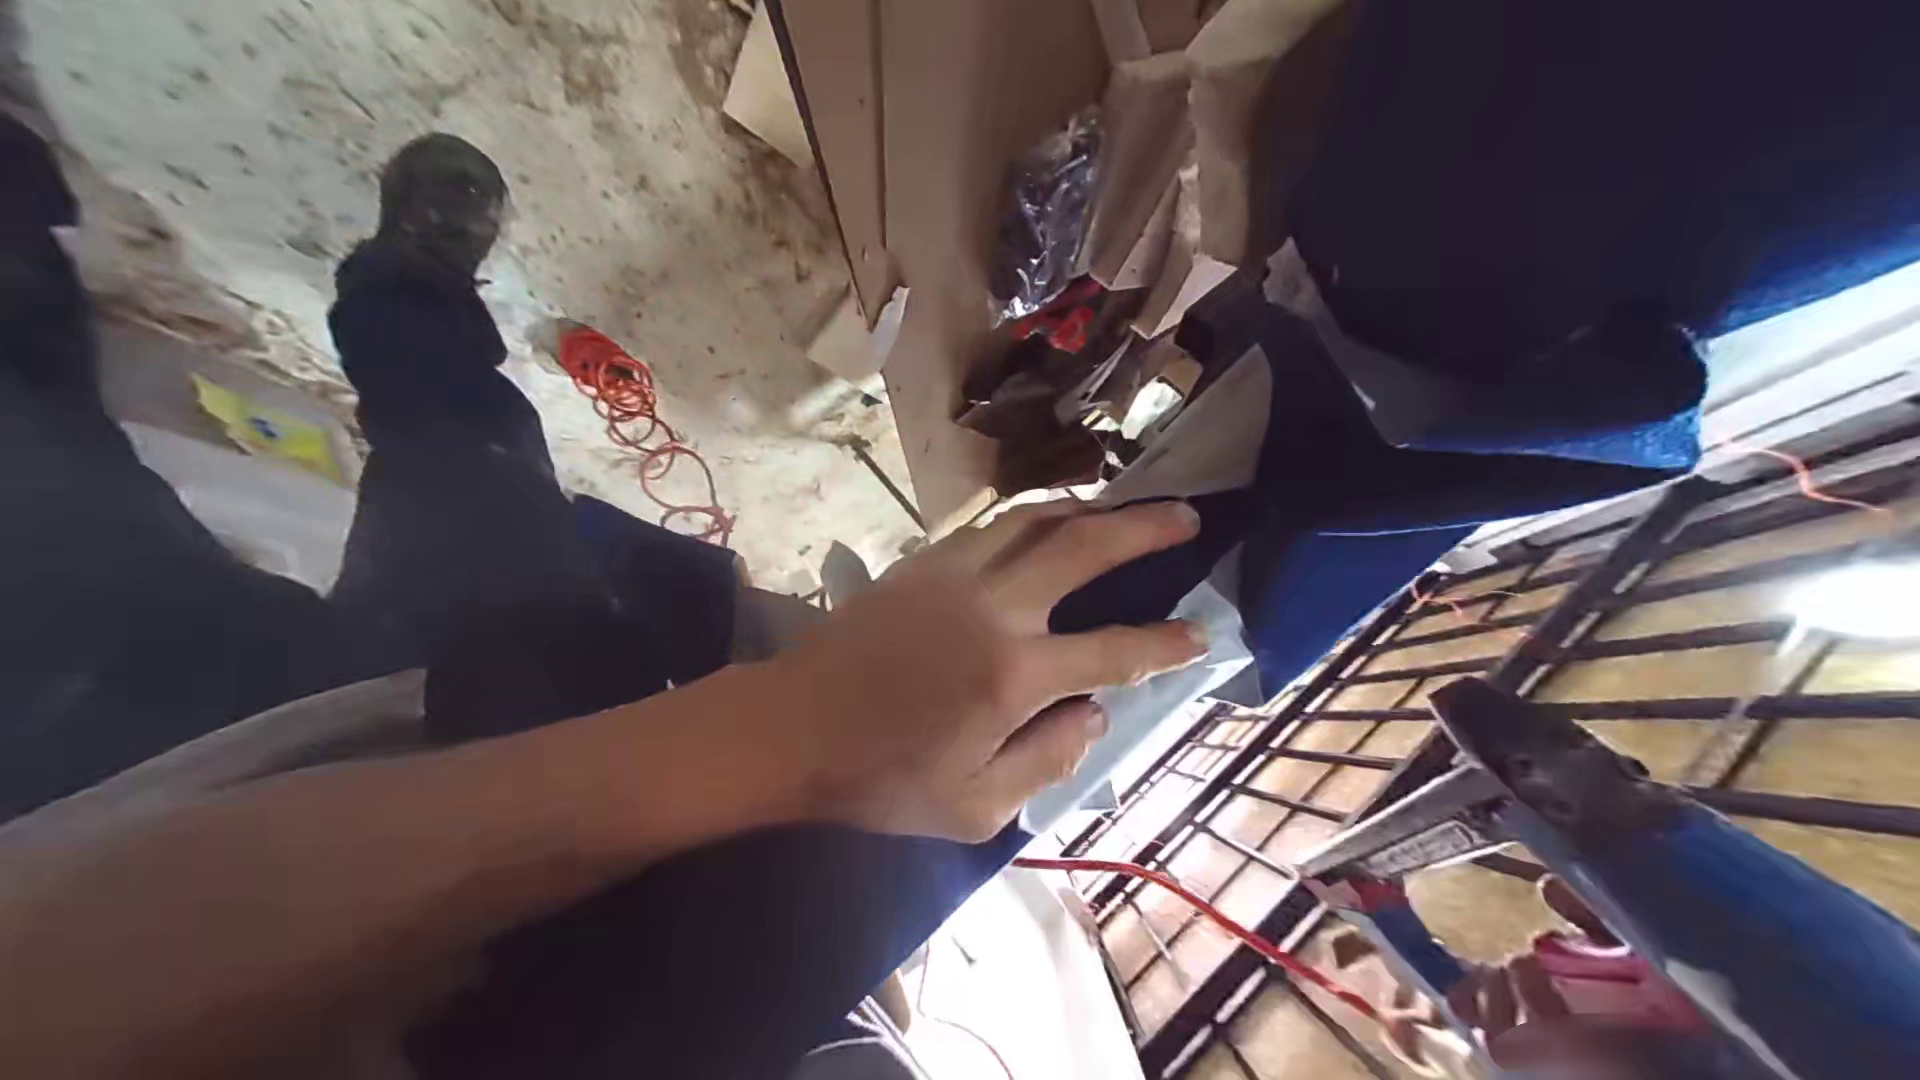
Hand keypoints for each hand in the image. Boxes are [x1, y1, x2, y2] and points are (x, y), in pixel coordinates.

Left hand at [766, 500, 1207, 841]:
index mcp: (1013, 674)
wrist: (792, 727)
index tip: (1199, 634)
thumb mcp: (974, 806)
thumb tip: (1096, 714)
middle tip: (1185, 515)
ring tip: (1120, 504)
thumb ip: (1047, 759)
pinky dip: (1030, 516)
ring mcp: (954, 574)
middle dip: (1144, 529)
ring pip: (1035, 518)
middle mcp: (994, 608)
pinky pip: (990, 525)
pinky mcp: (922, 561)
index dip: (1165, 644)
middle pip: (1084, 548)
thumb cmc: (882, 778)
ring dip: (1086, 506)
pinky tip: (1044, 520)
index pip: (1113, 652)